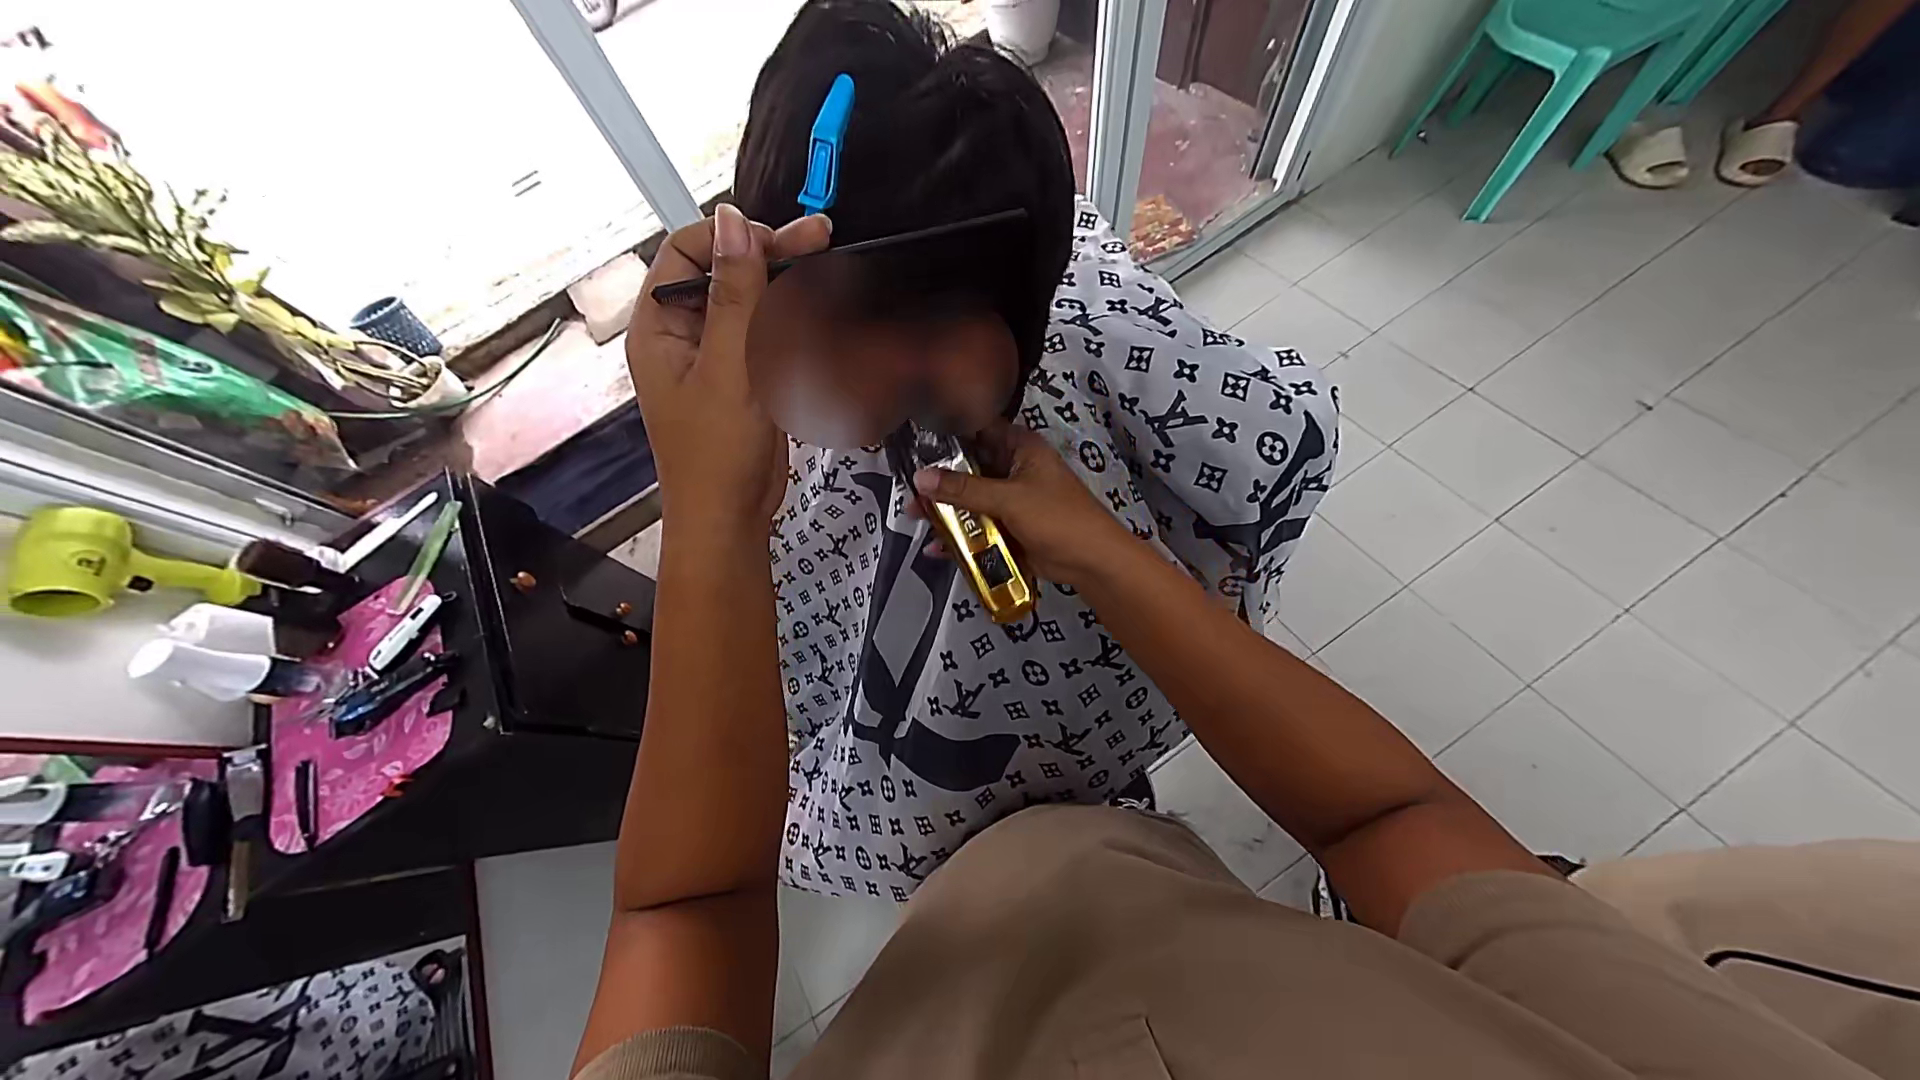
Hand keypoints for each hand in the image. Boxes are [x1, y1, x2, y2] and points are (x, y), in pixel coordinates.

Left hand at [626, 204, 830, 532]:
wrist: (731, 516)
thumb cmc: (714, 458)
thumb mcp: (727, 369)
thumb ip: (734, 296)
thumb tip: (731, 225)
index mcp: (661, 328)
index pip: (688, 253)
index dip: (732, 238)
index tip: (777, 237)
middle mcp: (686, 337)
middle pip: (727, 276)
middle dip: (772, 260)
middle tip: (818, 242)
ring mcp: (719, 359)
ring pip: (754, 306)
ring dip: (789, 293)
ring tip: (828, 284)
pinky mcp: (745, 380)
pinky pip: (769, 340)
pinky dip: (795, 331)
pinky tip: (818, 327)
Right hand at [912, 419, 1135, 586]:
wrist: (1091, 562)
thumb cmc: (1057, 518)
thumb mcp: (1008, 498)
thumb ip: (963, 489)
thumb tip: (920, 478)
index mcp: (1020, 448)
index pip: (978, 430)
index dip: (948, 436)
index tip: (915, 445)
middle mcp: (1014, 468)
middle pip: (969, 469)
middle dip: (940, 482)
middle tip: (910, 492)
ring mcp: (1011, 499)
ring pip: (971, 500)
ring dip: (946, 511)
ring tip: (916, 519)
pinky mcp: (1009, 527)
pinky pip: (978, 527)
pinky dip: (961, 536)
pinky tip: (938, 548)